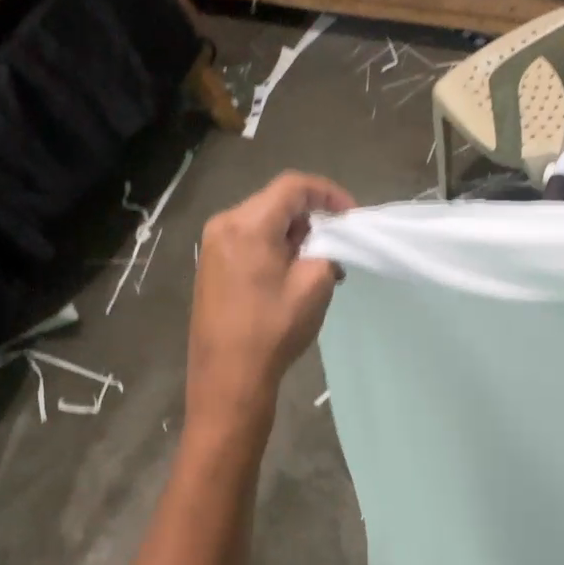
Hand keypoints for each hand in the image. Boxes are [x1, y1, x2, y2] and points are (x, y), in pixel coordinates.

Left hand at [186, 172, 356, 432]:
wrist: (228, 377)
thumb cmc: (273, 329)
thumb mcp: (314, 286)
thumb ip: (328, 251)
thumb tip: (326, 246)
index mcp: (248, 224)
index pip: (293, 187)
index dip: (329, 194)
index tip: (352, 217)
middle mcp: (224, 225)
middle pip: (276, 201)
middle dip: (312, 216)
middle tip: (338, 244)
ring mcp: (213, 246)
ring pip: (263, 221)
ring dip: (295, 234)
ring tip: (318, 264)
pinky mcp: (211, 266)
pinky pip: (249, 240)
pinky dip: (275, 247)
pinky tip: (291, 275)